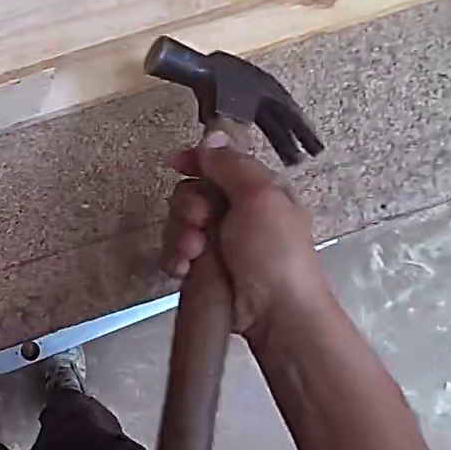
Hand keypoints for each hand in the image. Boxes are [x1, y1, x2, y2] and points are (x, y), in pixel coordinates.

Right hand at [161, 129, 327, 338]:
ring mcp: (218, 243)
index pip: (218, 164)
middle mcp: (235, 214)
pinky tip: (186, 269)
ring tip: (196, 253)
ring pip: (178, 225)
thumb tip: (211, 137)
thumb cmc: (275, 253)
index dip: (195, 161)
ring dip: (181, 237)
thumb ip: (231, 165)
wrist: (274, 312)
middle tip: (202, 223)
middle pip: (190, 194)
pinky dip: (176, 260)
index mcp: (256, 190)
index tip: (177, 163)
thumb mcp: (261, 196)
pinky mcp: (203, 270)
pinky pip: (175, 254)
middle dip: (189, 208)